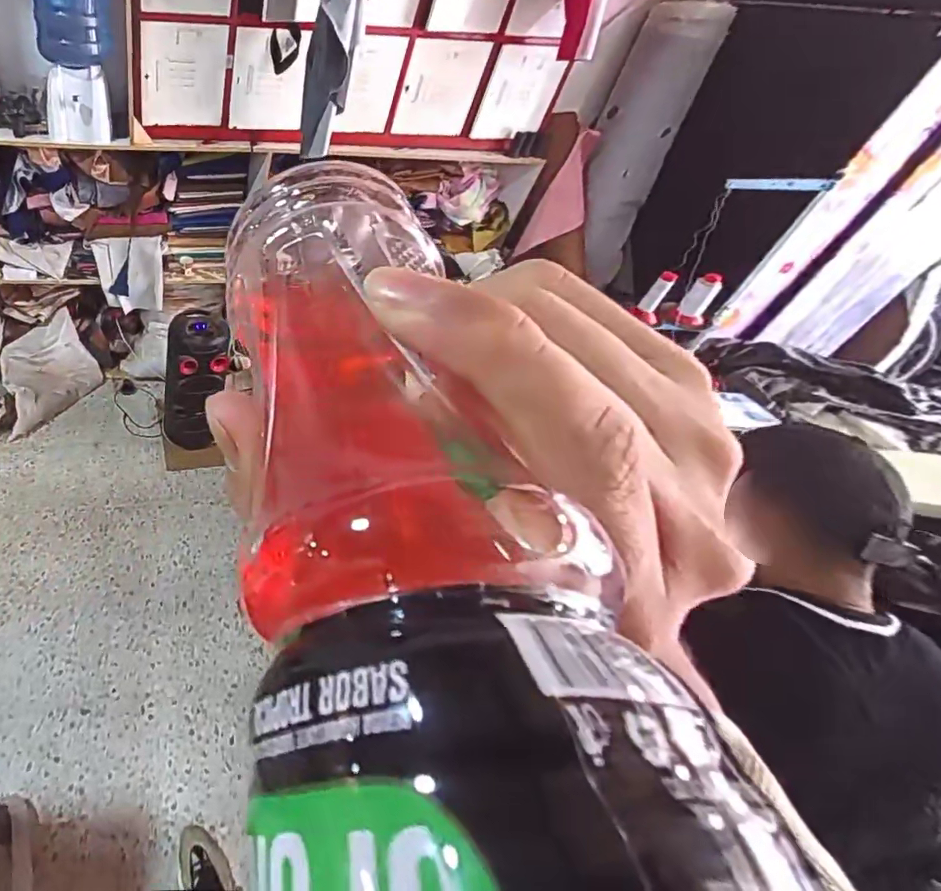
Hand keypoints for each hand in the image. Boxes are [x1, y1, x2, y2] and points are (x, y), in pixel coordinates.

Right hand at [207, 260, 750, 691]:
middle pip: (576, 351)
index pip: (579, 429)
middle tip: (389, 319)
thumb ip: (299, 493)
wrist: (595, 642)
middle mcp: (687, 504)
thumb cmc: (474, 610)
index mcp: (615, 565)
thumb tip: (231, 408)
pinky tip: (485, 344)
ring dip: (491, 306)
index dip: (479, 343)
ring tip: (433, 339)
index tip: (385, 300)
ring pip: (589, 317)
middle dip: (463, 308)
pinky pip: (608, 314)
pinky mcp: (702, 407)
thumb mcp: (384, 571)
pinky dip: (528, 308)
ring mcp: (709, 450)